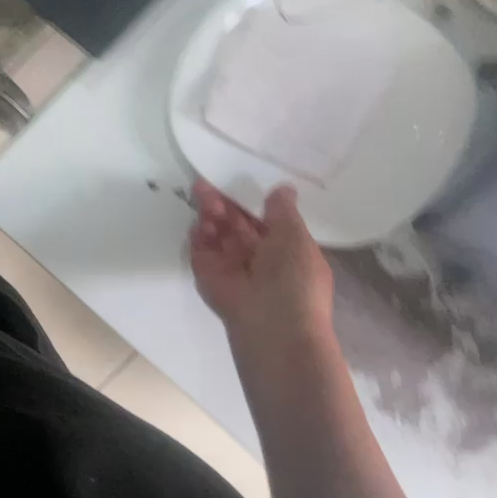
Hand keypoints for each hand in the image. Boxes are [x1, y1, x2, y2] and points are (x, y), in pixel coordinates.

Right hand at [188, 180, 333, 347]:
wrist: (270, 320)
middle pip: (235, 222)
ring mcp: (228, 261)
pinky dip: (200, 230)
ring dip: (211, 212)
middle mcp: (255, 255)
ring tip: (206, 196)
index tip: (240, 177)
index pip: (262, 219)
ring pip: (216, 229)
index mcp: (283, 250)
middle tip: (210, 183)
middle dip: (224, 202)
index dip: (251, 200)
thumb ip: (283, 212)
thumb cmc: (295, 279)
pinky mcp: (205, 268)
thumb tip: (283, 188)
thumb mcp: (297, 239)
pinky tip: (204, 221)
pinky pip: (199, 243)